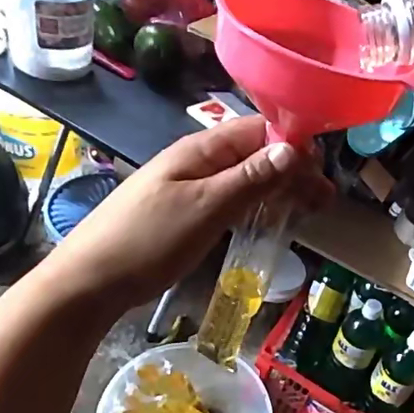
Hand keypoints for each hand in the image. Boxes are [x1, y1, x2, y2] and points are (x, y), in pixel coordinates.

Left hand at [37, 117, 332, 311]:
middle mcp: (199, 161)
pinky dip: (260, 203)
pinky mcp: (189, 211)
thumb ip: (251, 178)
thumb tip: (294, 148)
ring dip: (281, 187)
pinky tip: (273, 217)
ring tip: (311, 209)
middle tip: (324, 199)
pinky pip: (234, 197)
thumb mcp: (206, 208)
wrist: (89, 283)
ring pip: (248, 176)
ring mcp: (192, 186)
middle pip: (257, 152)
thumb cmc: (147, 241)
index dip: (295, 143)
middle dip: (294, 169)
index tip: (322, 171)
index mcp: (201, 150)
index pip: (259, 129)